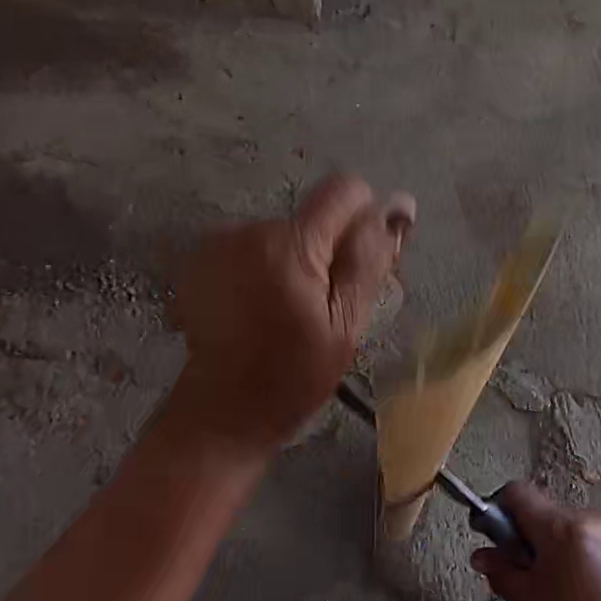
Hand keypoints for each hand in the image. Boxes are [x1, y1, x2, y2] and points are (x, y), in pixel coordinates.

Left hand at [169, 175, 413, 452]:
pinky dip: (264, 269)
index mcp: (291, 245)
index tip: (358, 262)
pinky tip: (260, 309)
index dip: (362, 220)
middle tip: (324, 305)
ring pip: (284, 233)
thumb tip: (398, 205)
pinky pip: (253, 247)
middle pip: (312, 216)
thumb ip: (369, 259)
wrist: (224, 410)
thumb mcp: (347, 323)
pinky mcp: (202, 259)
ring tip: (288, 311)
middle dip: (326, 250)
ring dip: (295, 262)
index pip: (344, 191)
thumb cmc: (295, 374)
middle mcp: (250, 230)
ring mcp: (220, 243)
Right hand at [471, 482, 600, 600]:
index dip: (497, 510)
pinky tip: (578, 594)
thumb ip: (501, 571)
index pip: (517, 492)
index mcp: (560, 525)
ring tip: (554, 591)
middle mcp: (588, 517)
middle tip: (523, 573)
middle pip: (543, 511)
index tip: (492, 535)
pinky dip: (575, 557)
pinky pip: (589, 540)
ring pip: (566, 528)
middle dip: (526, 538)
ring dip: (551, 549)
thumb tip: (484, 556)